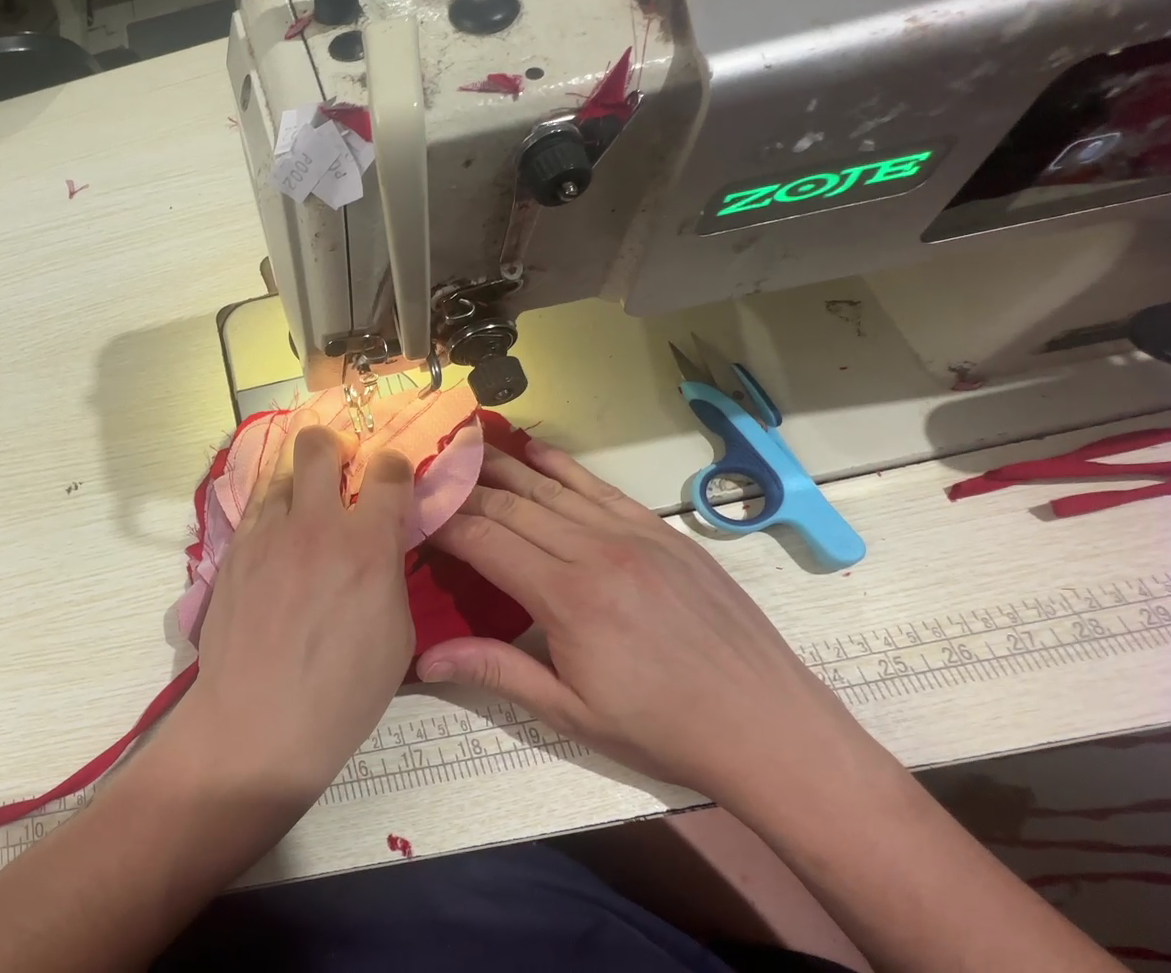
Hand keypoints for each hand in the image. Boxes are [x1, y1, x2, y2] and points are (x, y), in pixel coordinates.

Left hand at [183, 417, 416, 799]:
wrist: (258, 721)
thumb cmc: (342, 695)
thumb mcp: (395, 635)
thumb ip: (388, 574)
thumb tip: (382, 545)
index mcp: (367, 547)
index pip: (387, 472)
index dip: (395, 467)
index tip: (392, 478)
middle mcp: (314, 527)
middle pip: (318, 447)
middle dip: (334, 447)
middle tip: (340, 470)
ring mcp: (266, 535)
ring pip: (280, 475)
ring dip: (298, 484)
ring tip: (304, 513)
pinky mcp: (233, 551)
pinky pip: (254, 510)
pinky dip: (270, 512)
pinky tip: (276, 539)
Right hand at [417, 440, 870, 802]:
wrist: (768, 729)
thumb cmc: (661, 729)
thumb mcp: (570, 712)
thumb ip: (496, 672)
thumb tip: (424, 657)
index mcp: (568, 597)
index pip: (484, 540)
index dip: (441, 523)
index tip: (409, 512)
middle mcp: (598, 551)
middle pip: (511, 505)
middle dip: (461, 488)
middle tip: (423, 473)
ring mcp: (636, 535)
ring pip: (551, 487)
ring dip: (502, 466)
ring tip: (462, 448)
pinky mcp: (664, 534)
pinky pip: (600, 487)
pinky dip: (561, 466)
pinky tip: (534, 450)